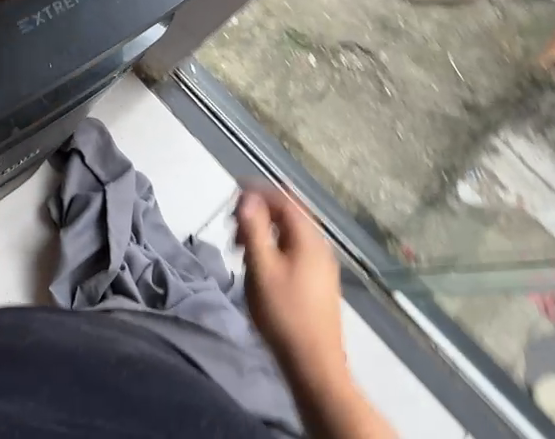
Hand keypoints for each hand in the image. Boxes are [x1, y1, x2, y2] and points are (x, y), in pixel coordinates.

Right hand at [237, 187, 348, 386]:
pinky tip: (259, 265)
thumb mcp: (261, 268)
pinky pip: (294, 250)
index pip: (284, 200)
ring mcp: (322, 265)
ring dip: (264, 231)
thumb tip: (247, 197)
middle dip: (259, 212)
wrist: (314, 364)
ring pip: (290, 234)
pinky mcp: (318, 282)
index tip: (233, 191)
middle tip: (232, 225)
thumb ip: (253, 228)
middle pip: (288, 215)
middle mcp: (320, 246)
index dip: (258, 190)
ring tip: (241, 247)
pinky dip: (274, 246)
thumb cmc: (284, 313)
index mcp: (308, 239)